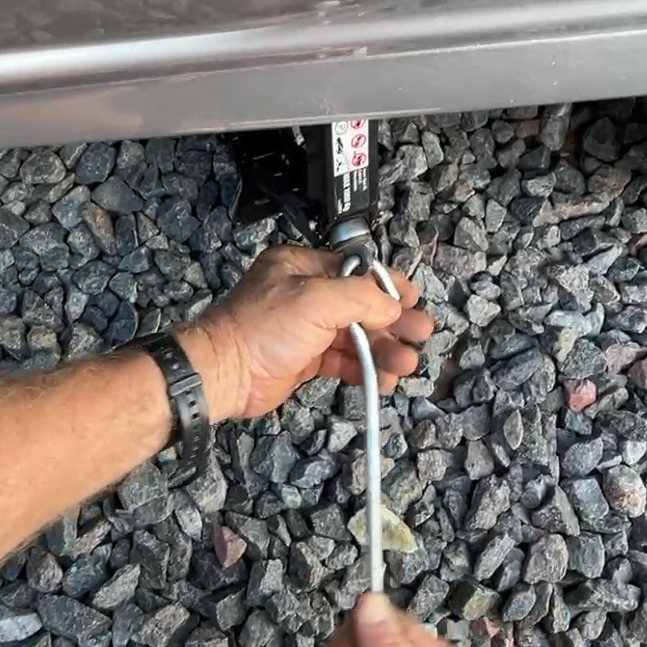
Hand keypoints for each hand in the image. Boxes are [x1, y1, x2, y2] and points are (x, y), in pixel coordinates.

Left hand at [176, 245, 432, 420]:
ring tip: (406, 363)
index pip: (355, 270)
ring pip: (354, 336)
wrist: (225, 374)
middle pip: (360, 305)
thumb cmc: (261, 329)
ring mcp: (304, 329)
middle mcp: (304, 295)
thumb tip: (392, 305)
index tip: (413, 298)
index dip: (386, 285)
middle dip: (392, 321)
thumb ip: (360, 298)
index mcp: (302, 267)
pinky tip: (383, 380)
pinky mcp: (303, 359)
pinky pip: (341, 361)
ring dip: (382, 350)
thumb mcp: (316, 300)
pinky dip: (363, 369)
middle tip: (420, 333)